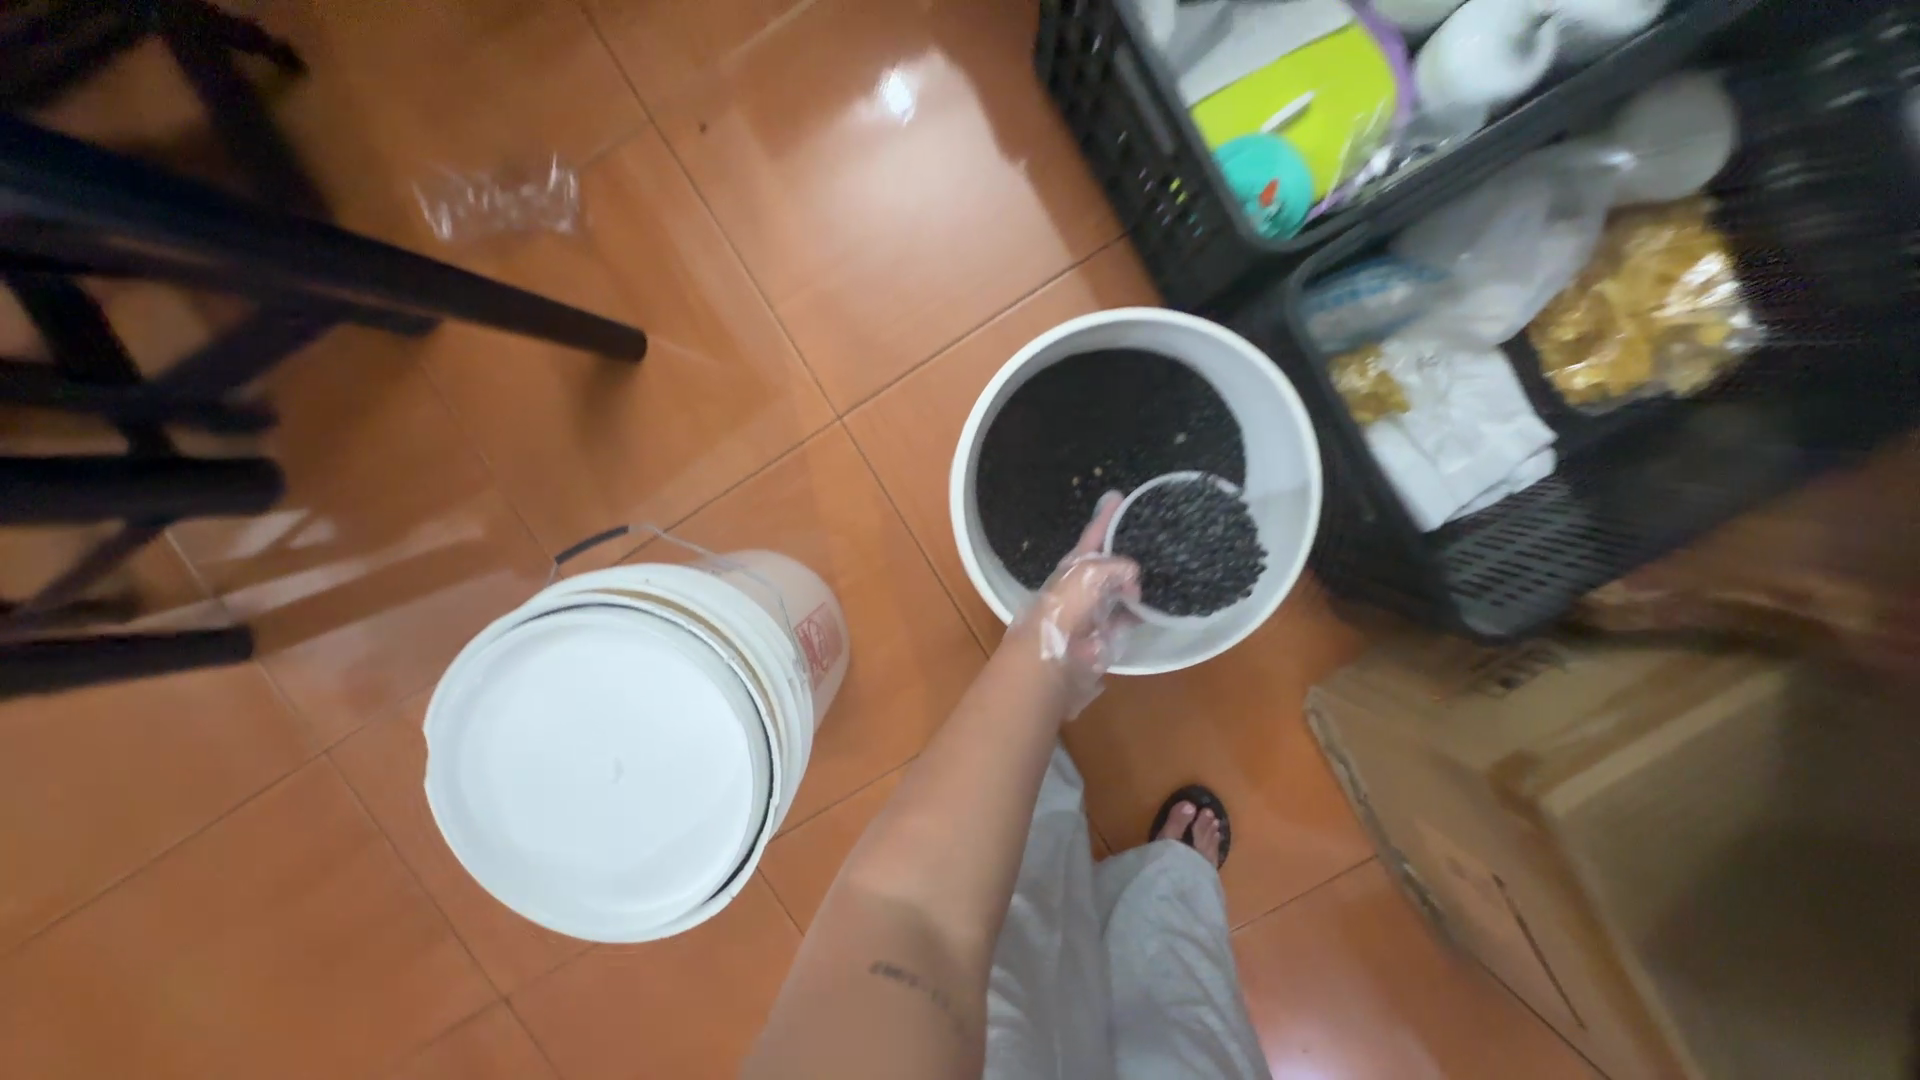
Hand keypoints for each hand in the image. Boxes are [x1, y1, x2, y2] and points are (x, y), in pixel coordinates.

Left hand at [1014, 492, 1140, 715]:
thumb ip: (1113, 567)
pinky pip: (1126, 618)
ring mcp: (1093, 613)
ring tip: (1163, 564)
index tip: (1118, 497)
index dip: (1105, 518)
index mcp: (1072, 569)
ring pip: (1119, 590)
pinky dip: (1141, 611)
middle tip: (1151, 533)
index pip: (1092, 537)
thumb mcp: (1086, 576)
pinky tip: (1159, 603)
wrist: (1049, 666)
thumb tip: (1133, 578)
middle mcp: (1082, 588)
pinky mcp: (1104, 638)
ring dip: (1138, 581)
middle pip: (1108, 563)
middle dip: (1126, 548)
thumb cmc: (1063, 614)